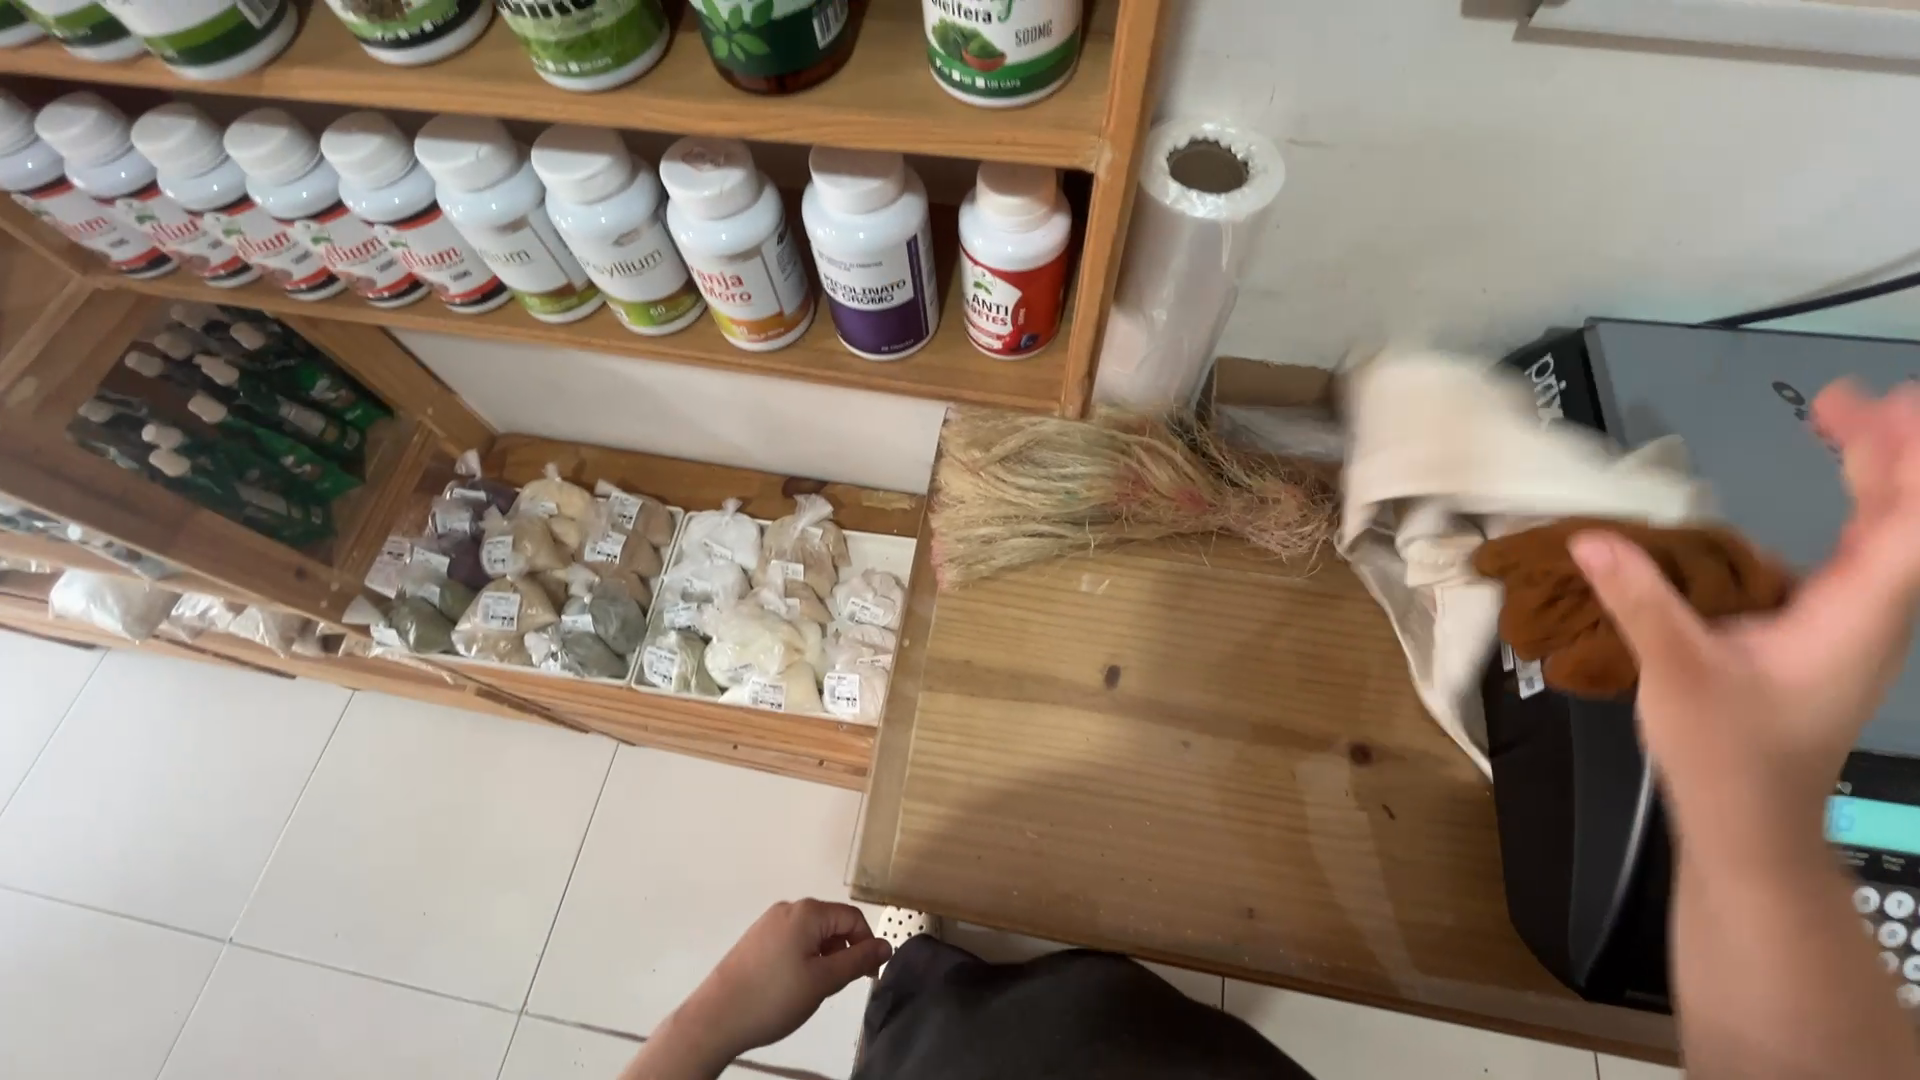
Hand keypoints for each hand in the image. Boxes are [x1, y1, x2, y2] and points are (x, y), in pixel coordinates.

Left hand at [667, 900, 892, 1066]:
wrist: (715, 1019)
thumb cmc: (774, 998)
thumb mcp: (823, 981)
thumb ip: (858, 961)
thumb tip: (887, 945)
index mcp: (807, 912)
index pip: (852, 918)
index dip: (867, 945)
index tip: (868, 977)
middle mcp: (789, 908)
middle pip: (831, 923)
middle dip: (843, 951)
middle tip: (837, 986)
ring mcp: (769, 922)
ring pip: (812, 934)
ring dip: (823, 957)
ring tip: (813, 990)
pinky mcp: (756, 939)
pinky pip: (792, 940)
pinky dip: (803, 958)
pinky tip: (792, 987)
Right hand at [1570, 380, 1919, 851]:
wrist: (1748, 817)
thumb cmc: (1728, 750)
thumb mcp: (1677, 672)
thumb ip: (1641, 601)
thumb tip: (1591, 538)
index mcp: (1855, 617)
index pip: (1909, 524)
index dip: (1902, 460)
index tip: (1869, 406)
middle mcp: (1868, 614)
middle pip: (1906, 520)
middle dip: (1888, 452)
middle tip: (1840, 400)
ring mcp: (1847, 625)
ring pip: (1884, 536)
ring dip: (1873, 476)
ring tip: (1837, 428)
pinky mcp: (1819, 634)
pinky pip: (1849, 557)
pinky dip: (1844, 512)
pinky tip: (1808, 504)